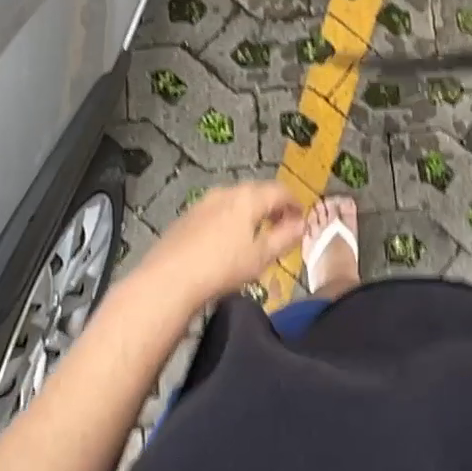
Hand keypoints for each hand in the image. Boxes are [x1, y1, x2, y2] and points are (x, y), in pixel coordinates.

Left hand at [137, 180, 305, 308]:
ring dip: (251, 212)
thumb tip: (301, 224)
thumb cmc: (222, 267)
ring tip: (257, 235)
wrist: (169, 279)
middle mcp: (226, 192)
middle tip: (283, 226)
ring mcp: (204, 202)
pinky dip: (231, 219)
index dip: (295, 203)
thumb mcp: (261, 257)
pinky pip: (218, 210)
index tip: (302, 219)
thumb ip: (285, 237)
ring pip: (236, 200)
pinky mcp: (188, 215)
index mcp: (248, 197)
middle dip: (274, 207)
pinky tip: (228, 241)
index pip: (280, 191)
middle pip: (257, 192)